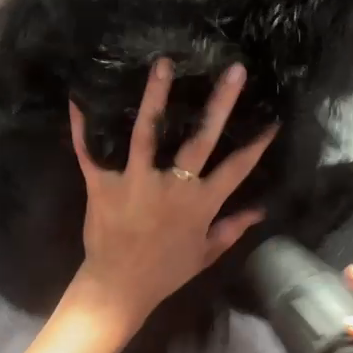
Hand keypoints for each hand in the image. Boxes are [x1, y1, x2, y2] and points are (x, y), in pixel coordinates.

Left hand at [67, 58, 275, 325]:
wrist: (119, 288)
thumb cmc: (165, 272)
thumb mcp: (205, 253)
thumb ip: (232, 228)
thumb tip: (260, 211)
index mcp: (201, 203)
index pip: (237, 168)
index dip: (257, 144)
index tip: (273, 118)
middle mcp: (172, 186)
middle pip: (201, 139)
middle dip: (220, 103)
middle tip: (234, 70)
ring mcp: (136, 181)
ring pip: (147, 132)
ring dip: (156, 97)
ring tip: (163, 64)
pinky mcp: (103, 184)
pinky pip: (90, 152)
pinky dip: (82, 127)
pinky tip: (78, 98)